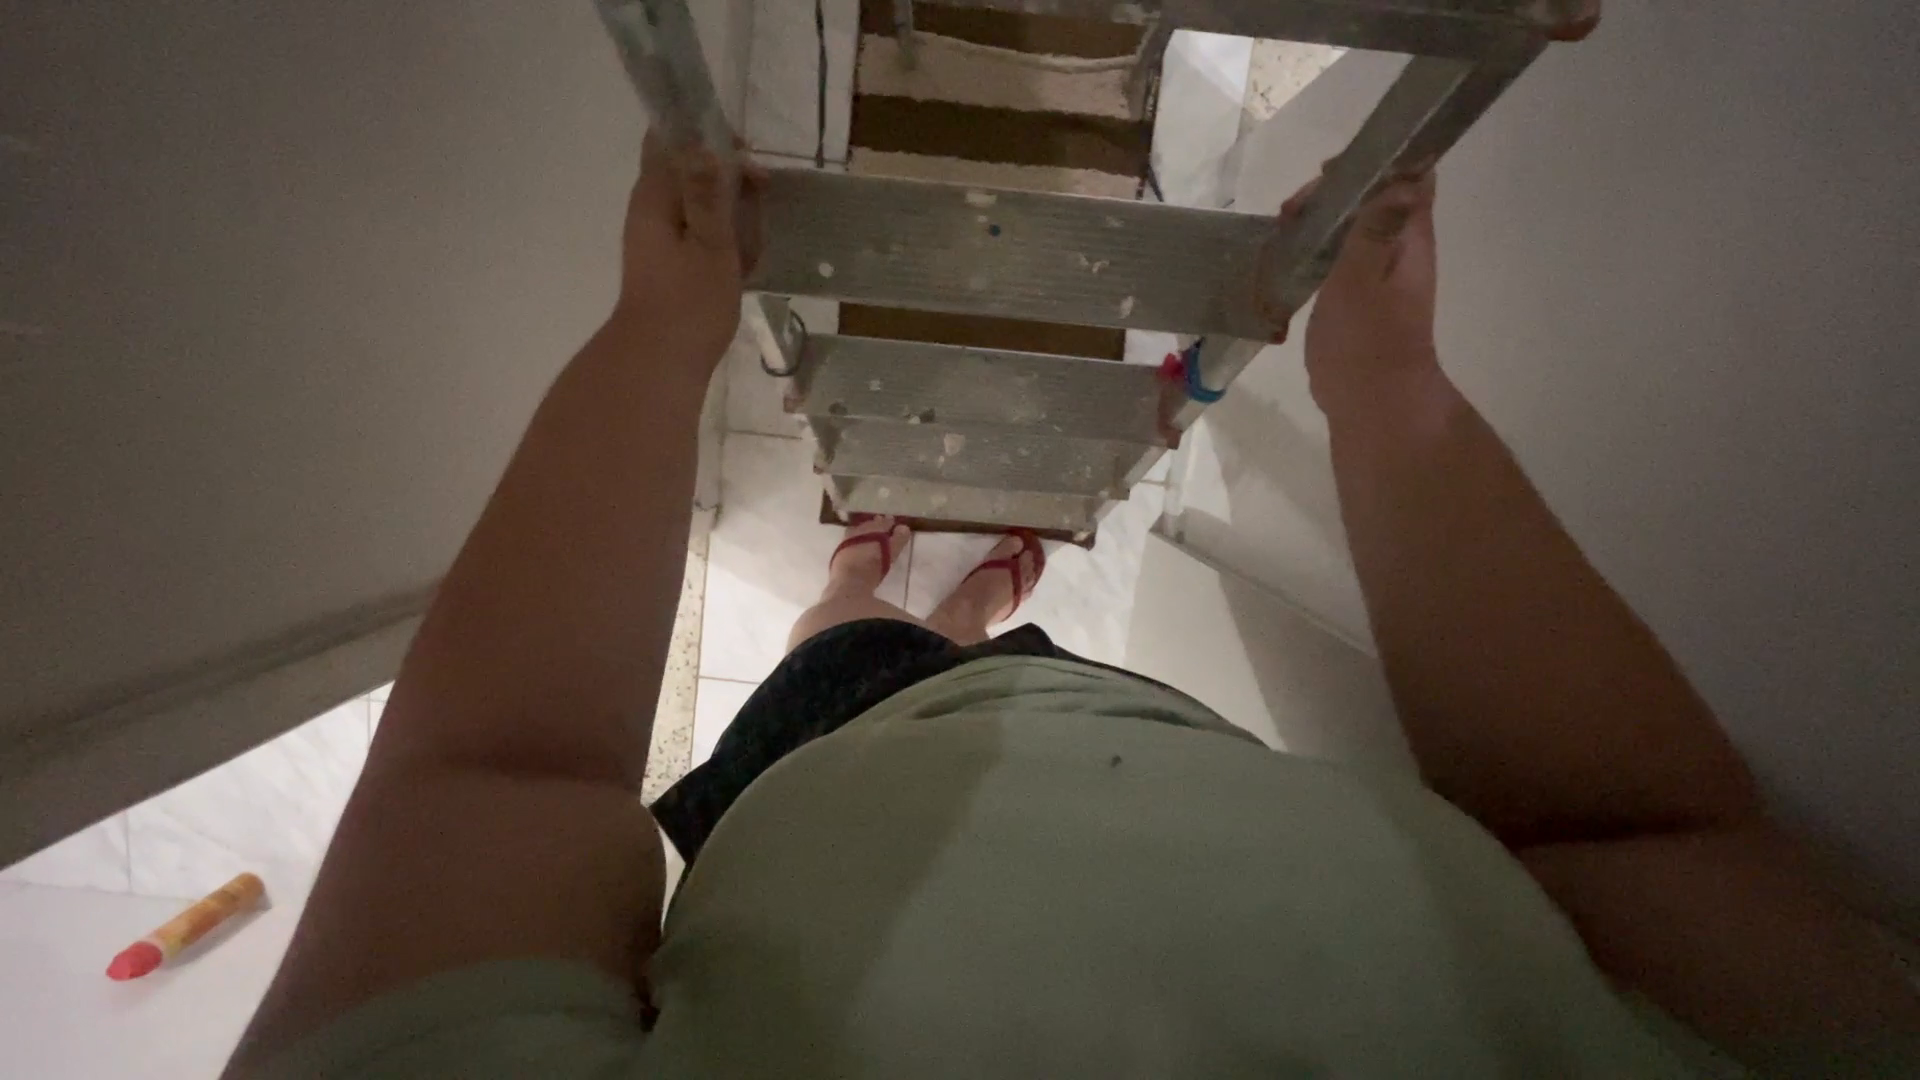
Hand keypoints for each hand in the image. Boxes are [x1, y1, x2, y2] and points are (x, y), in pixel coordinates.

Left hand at [614, 133, 767, 362]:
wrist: (660, 362)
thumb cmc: (689, 304)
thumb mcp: (710, 245)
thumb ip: (708, 194)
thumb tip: (704, 146)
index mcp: (655, 198)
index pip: (669, 141)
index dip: (707, 137)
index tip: (745, 156)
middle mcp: (650, 212)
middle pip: (688, 173)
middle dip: (727, 179)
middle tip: (762, 196)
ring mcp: (658, 242)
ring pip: (698, 208)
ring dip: (730, 214)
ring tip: (756, 238)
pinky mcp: (669, 268)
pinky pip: (700, 239)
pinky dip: (724, 242)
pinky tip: (745, 262)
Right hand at [1299, 169, 1441, 420]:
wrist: (1368, 399)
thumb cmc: (1366, 340)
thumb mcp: (1363, 279)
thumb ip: (1375, 229)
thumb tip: (1402, 179)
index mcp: (1409, 239)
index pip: (1410, 177)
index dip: (1379, 161)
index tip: (1331, 169)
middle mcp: (1398, 250)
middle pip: (1372, 200)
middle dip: (1333, 195)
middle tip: (1292, 211)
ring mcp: (1376, 276)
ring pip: (1351, 228)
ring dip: (1320, 221)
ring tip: (1283, 229)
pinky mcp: (1354, 299)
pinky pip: (1335, 258)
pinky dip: (1314, 249)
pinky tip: (1288, 257)